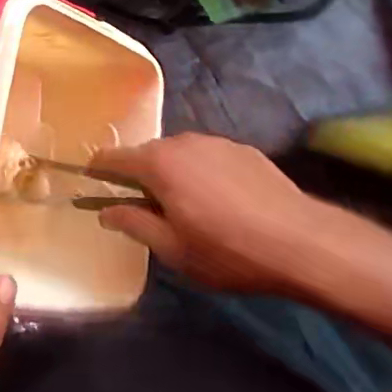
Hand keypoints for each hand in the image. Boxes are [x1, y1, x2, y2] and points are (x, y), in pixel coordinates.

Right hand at [92, 133, 337, 295]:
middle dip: (141, 178)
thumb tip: (106, 211)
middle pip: (148, 154)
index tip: (92, 185)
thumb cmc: (227, 250)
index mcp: (159, 163)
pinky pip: (208, 157)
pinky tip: (223, 203)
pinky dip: (203, 174)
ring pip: (180, 155)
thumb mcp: (173, 250)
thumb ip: (134, 224)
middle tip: (149, 212)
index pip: (114, 157)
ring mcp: (215, 141)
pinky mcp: (242, 148)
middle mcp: (183, 141)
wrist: (299, 239)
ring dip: (175, 175)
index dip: (99, 170)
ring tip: (190, 210)